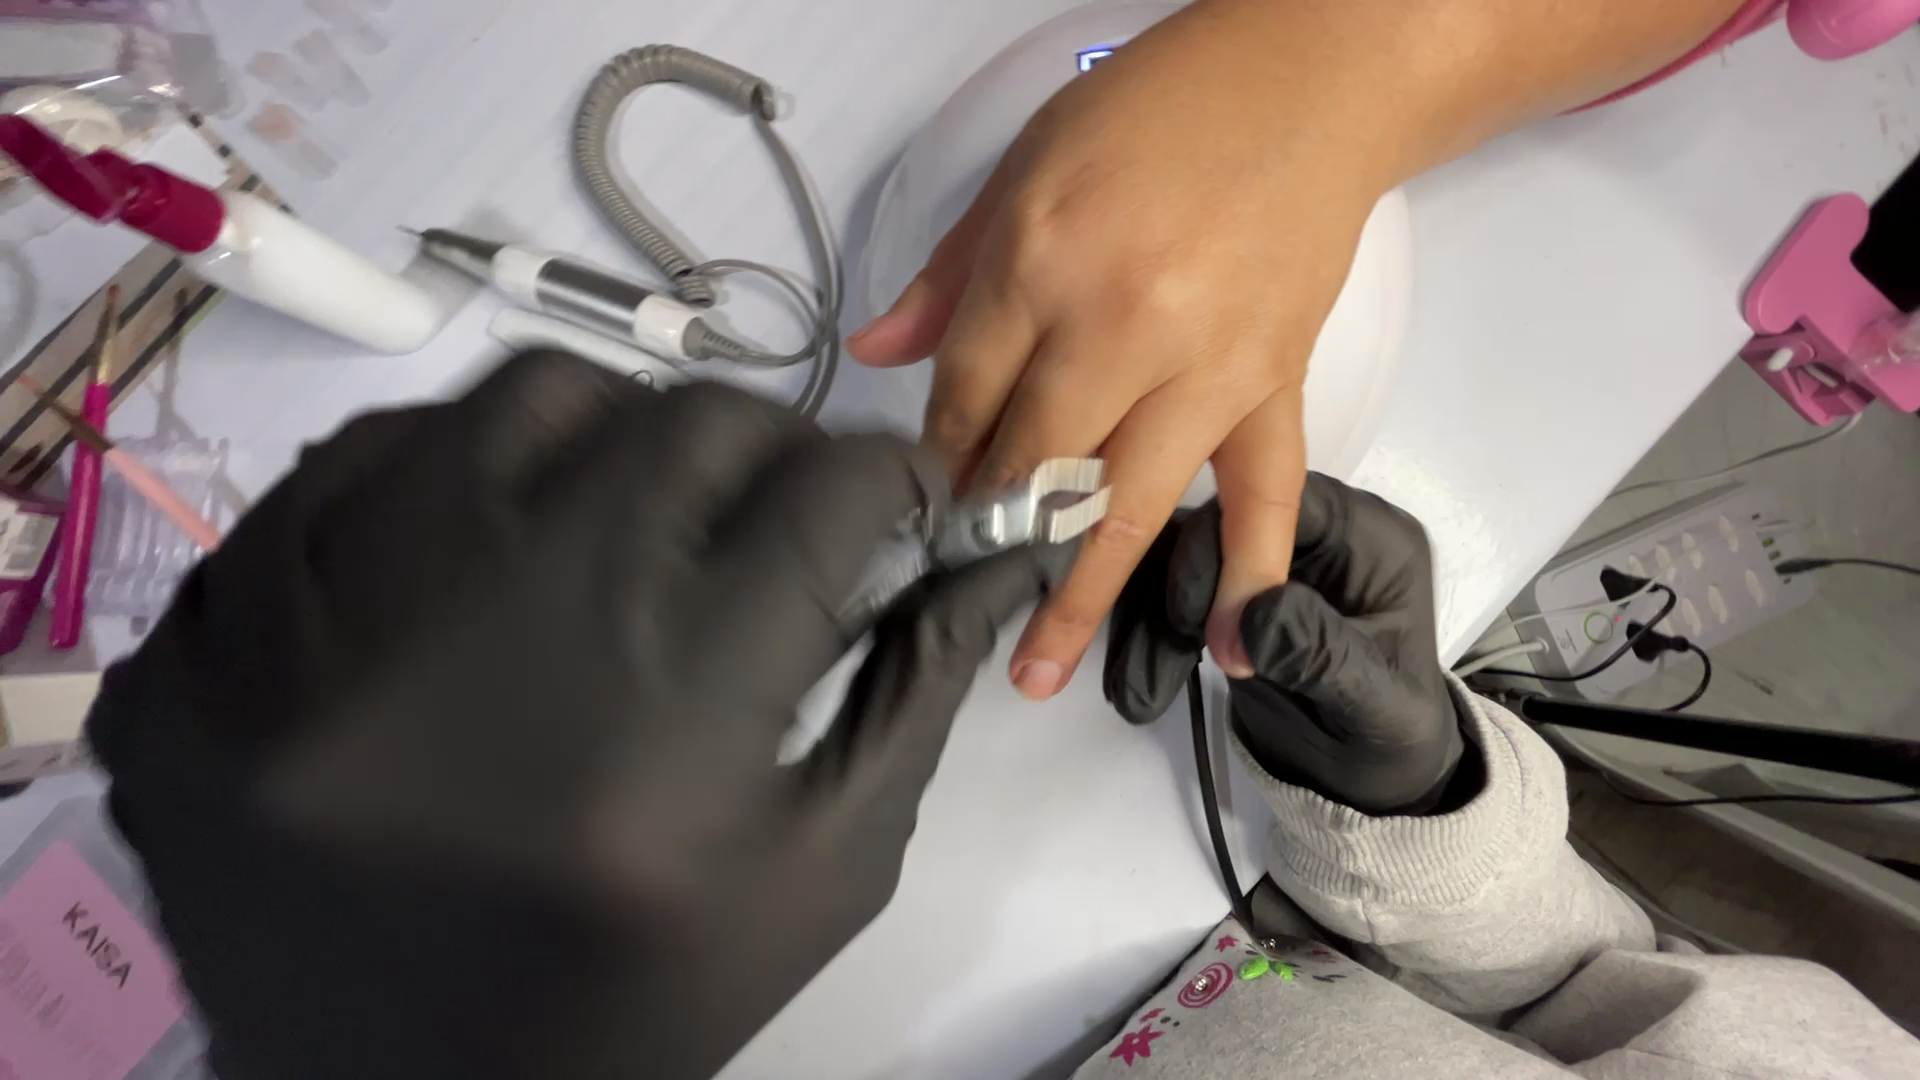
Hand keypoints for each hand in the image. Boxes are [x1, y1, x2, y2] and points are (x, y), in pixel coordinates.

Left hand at [87, 353, 1059, 1079]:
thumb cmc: (657, 984)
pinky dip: (482, 461)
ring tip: (658, 504)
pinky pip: (380, 449)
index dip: (899, 475)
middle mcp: (497, 645)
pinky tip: (515, 536)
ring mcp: (325, 618)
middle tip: (793, 499)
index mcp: (671, 726)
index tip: (909, 493)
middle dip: (784, 445)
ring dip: (639, 430)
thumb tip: (993, 551)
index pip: (831, 501)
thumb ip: (924, 682)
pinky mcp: (219, 623)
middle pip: (694, 424)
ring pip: (539, 394)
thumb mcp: (836, 856)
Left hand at [848, 0, 1393, 699]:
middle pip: (1030, 465)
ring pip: (1126, 506)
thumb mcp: (1024, 168)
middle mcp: (1124, 326)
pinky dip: (1248, 575)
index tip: (921, 509)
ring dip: (1074, 596)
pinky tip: (1229, 649)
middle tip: (952, 593)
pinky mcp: (1273, 389)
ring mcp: (1207, 370)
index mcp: (1045, 261)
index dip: (935, 464)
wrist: (1313, 79)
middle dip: (983, 534)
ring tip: (1034, 673)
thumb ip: (946, 277)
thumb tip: (875, 353)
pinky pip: (1264, 495)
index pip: (964, 400)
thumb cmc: (1162, 111)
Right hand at [1105, 473, 1464, 814]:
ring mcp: (1254, 561)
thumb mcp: (1374, 702)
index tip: (1196, 611)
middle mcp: (1301, 533)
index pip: (1283, 500)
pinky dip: (1141, 635)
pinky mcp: (1217, 592)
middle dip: (1177, 588)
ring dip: (1147, 620)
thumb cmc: (1387, 732)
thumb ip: (1319, 652)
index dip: (1228, 543)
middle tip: (1173, 647)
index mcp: (1361, 537)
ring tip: (1134, 692)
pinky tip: (1132, 686)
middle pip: (1215, 524)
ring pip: (1175, 558)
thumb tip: (1253, 616)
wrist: (1360, 770)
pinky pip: (1162, 594)